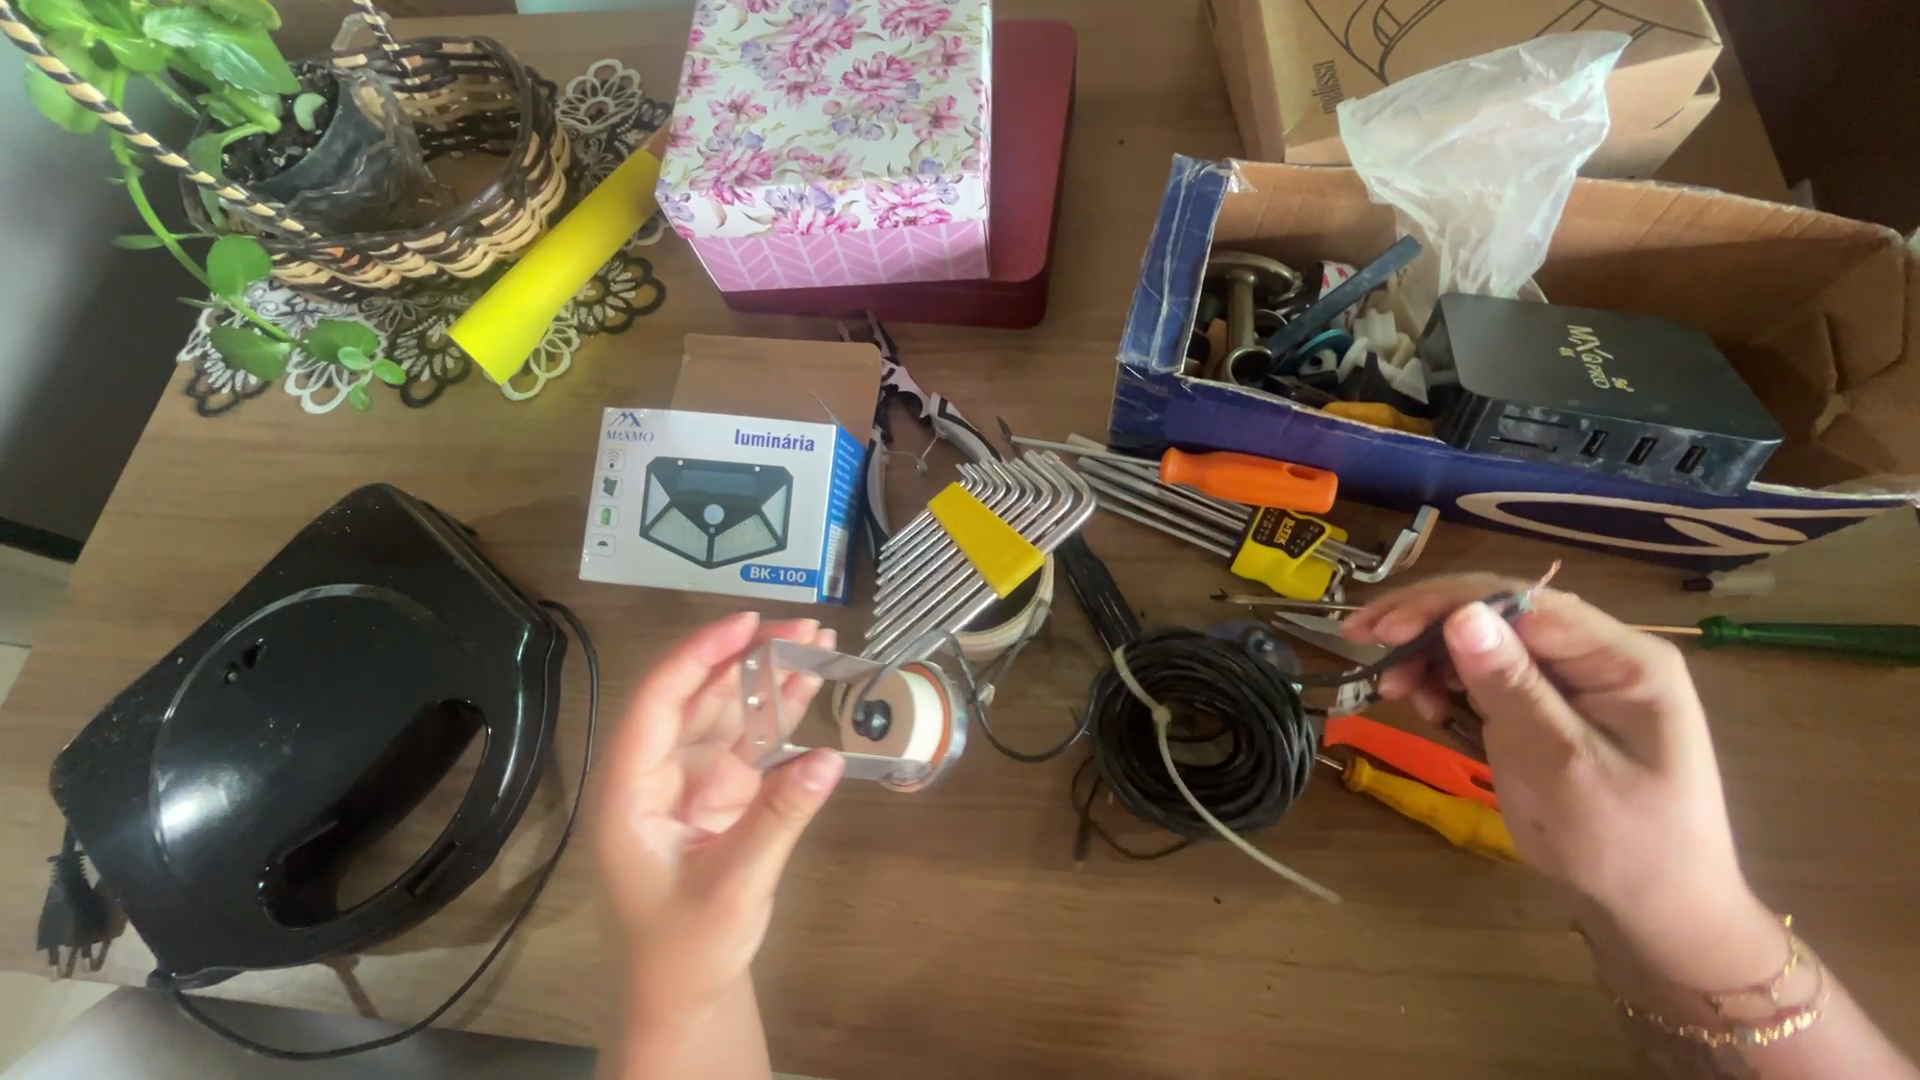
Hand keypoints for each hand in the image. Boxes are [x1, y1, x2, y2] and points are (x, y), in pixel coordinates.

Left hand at [596, 612, 843, 1063]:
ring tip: (815, 642)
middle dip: (747, 658)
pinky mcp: (723, 796)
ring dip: (769, 678)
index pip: (657, 704)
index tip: (746, 624)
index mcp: (631, 791)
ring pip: (728, 713)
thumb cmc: (685, 949)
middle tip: (802, 628)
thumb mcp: (733, 886)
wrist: (683, 997)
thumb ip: (779, 817)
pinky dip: (780, 715)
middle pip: (698, 698)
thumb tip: (831, 757)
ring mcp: (692, 783)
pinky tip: (809, 686)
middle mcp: (658, 774)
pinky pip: (751, 744)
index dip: (698, 657)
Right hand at [1344, 575, 1782, 989]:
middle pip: (1493, 610)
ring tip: (1390, 686)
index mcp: (1622, 658)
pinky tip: (1422, 702)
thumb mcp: (1560, 764)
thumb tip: (1461, 615)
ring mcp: (1566, 675)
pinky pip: (1478, 668)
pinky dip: (1439, 677)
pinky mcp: (1540, 698)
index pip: (1519, 603)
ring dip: (1424, 652)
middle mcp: (1594, 653)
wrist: (1654, 908)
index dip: (1443, 606)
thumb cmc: (1621, 843)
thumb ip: (1512, 686)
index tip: (1381, 630)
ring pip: (1477, 635)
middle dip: (1422, 621)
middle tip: (1358, 638)